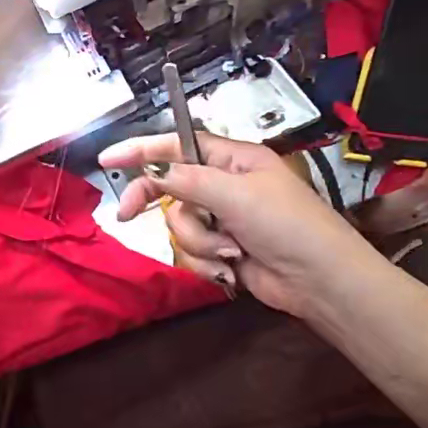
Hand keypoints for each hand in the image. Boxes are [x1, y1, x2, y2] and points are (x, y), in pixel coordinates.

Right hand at [99, 133, 374, 318]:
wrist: (319, 282)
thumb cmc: (288, 225)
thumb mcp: (237, 194)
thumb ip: (189, 180)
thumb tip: (153, 172)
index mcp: (233, 160)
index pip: (178, 145)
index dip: (141, 150)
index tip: (108, 159)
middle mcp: (223, 186)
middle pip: (169, 187)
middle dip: (156, 203)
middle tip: (126, 215)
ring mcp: (222, 220)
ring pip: (179, 225)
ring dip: (199, 242)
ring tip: (230, 250)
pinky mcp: (221, 251)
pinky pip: (191, 251)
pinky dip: (207, 262)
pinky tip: (232, 268)